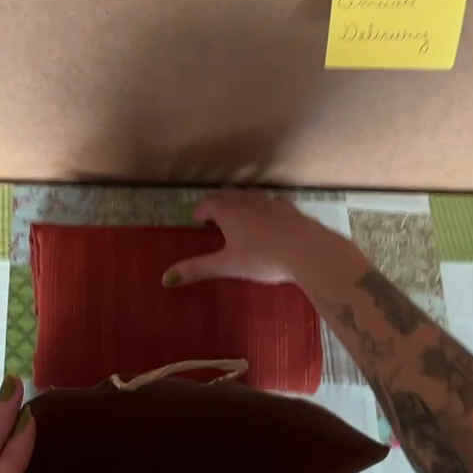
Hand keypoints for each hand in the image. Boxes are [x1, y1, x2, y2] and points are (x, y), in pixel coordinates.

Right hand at [162, 190, 365, 289]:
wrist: (308, 250)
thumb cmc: (263, 258)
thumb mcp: (227, 266)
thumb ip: (197, 269)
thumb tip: (164, 278)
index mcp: (228, 211)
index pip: (207, 203)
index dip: (200, 212)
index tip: (198, 221)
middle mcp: (247, 201)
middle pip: (227, 194)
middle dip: (218, 204)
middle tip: (215, 218)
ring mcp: (271, 202)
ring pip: (250, 195)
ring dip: (241, 202)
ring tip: (240, 216)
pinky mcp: (290, 208)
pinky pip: (273, 202)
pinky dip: (266, 207)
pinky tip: (271, 218)